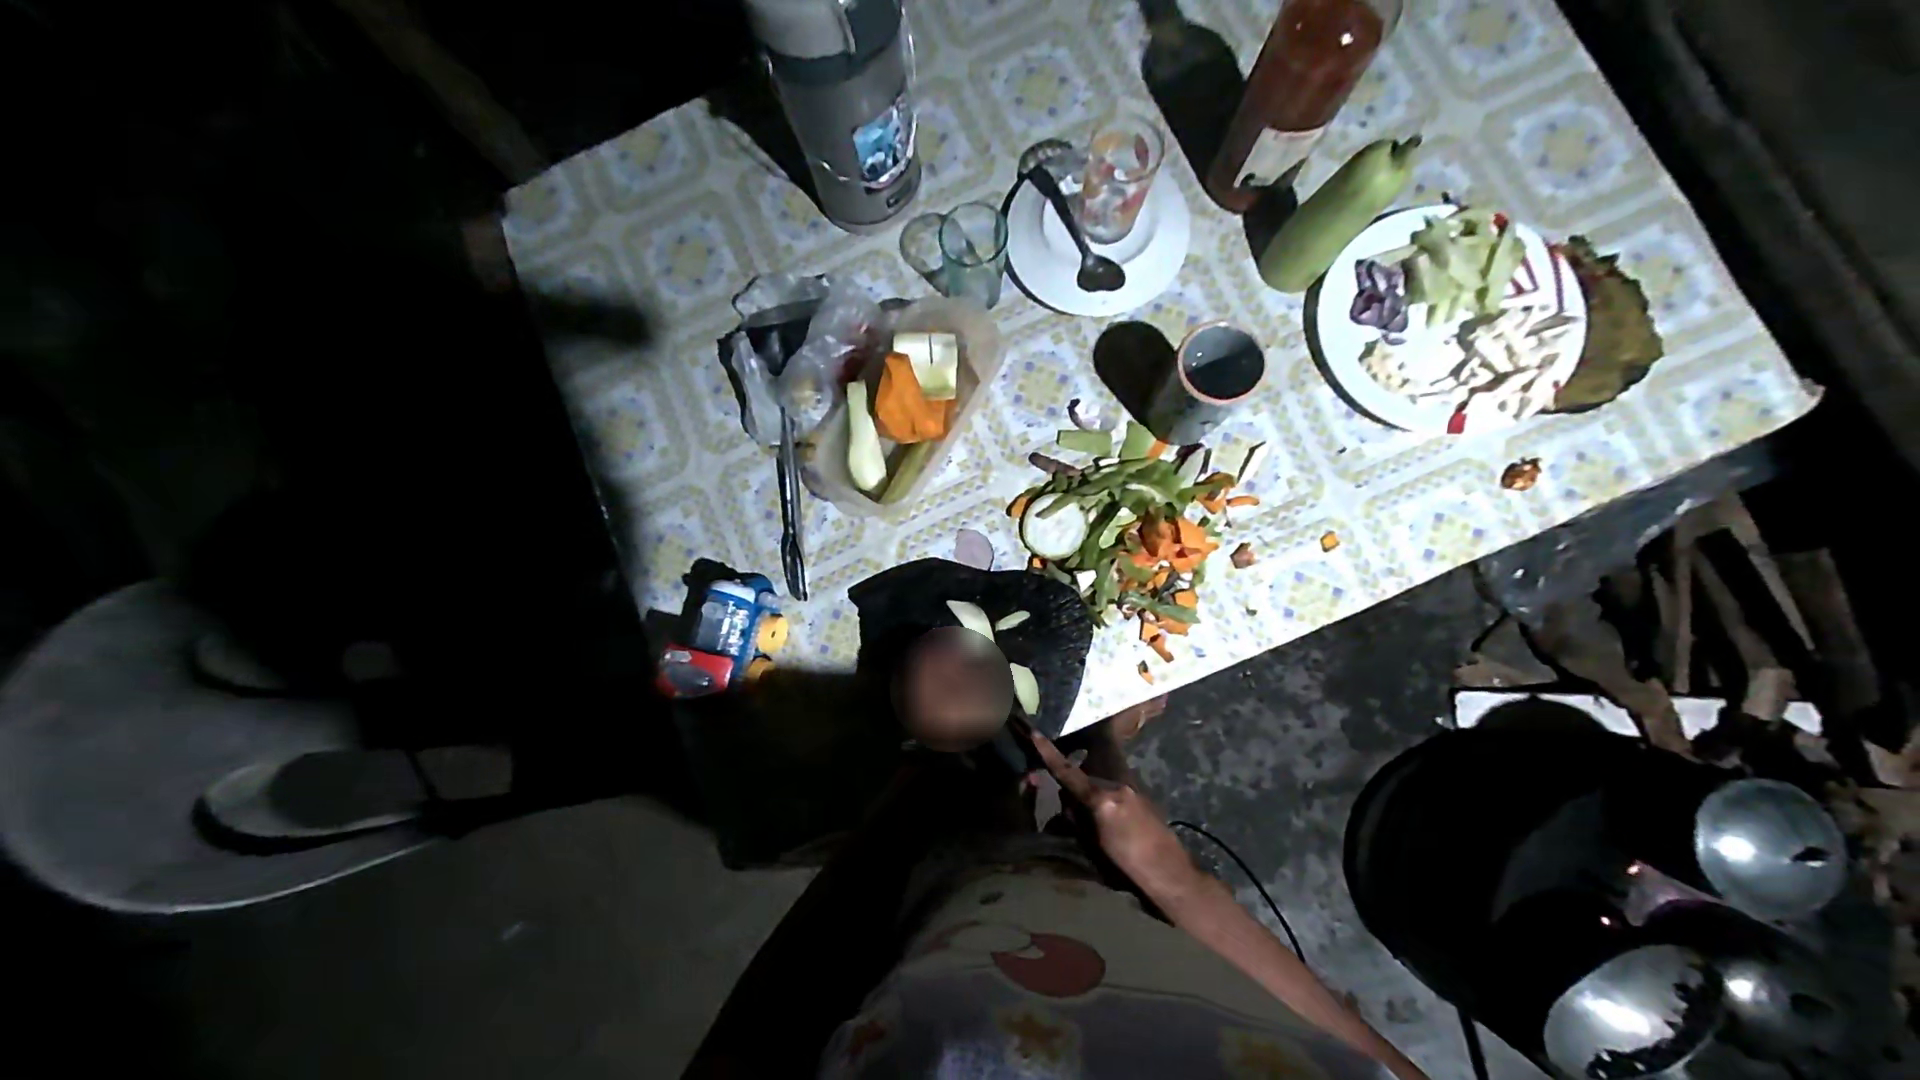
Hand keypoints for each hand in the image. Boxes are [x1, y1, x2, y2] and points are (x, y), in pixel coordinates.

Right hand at [1025, 726, 1201, 900]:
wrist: (1170, 873)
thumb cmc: (1127, 867)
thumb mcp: (1093, 845)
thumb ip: (1077, 817)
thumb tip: (1067, 800)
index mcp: (1101, 799)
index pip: (1068, 772)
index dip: (1048, 753)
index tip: (1035, 733)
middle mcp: (1116, 785)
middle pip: (1083, 774)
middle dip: (1072, 785)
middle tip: (1072, 812)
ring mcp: (1132, 786)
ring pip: (1099, 778)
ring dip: (1090, 790)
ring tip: (1095, 820)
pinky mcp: (1142, 793)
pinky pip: (1113, 786)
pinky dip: (1104, 796)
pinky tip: (1111, 820)